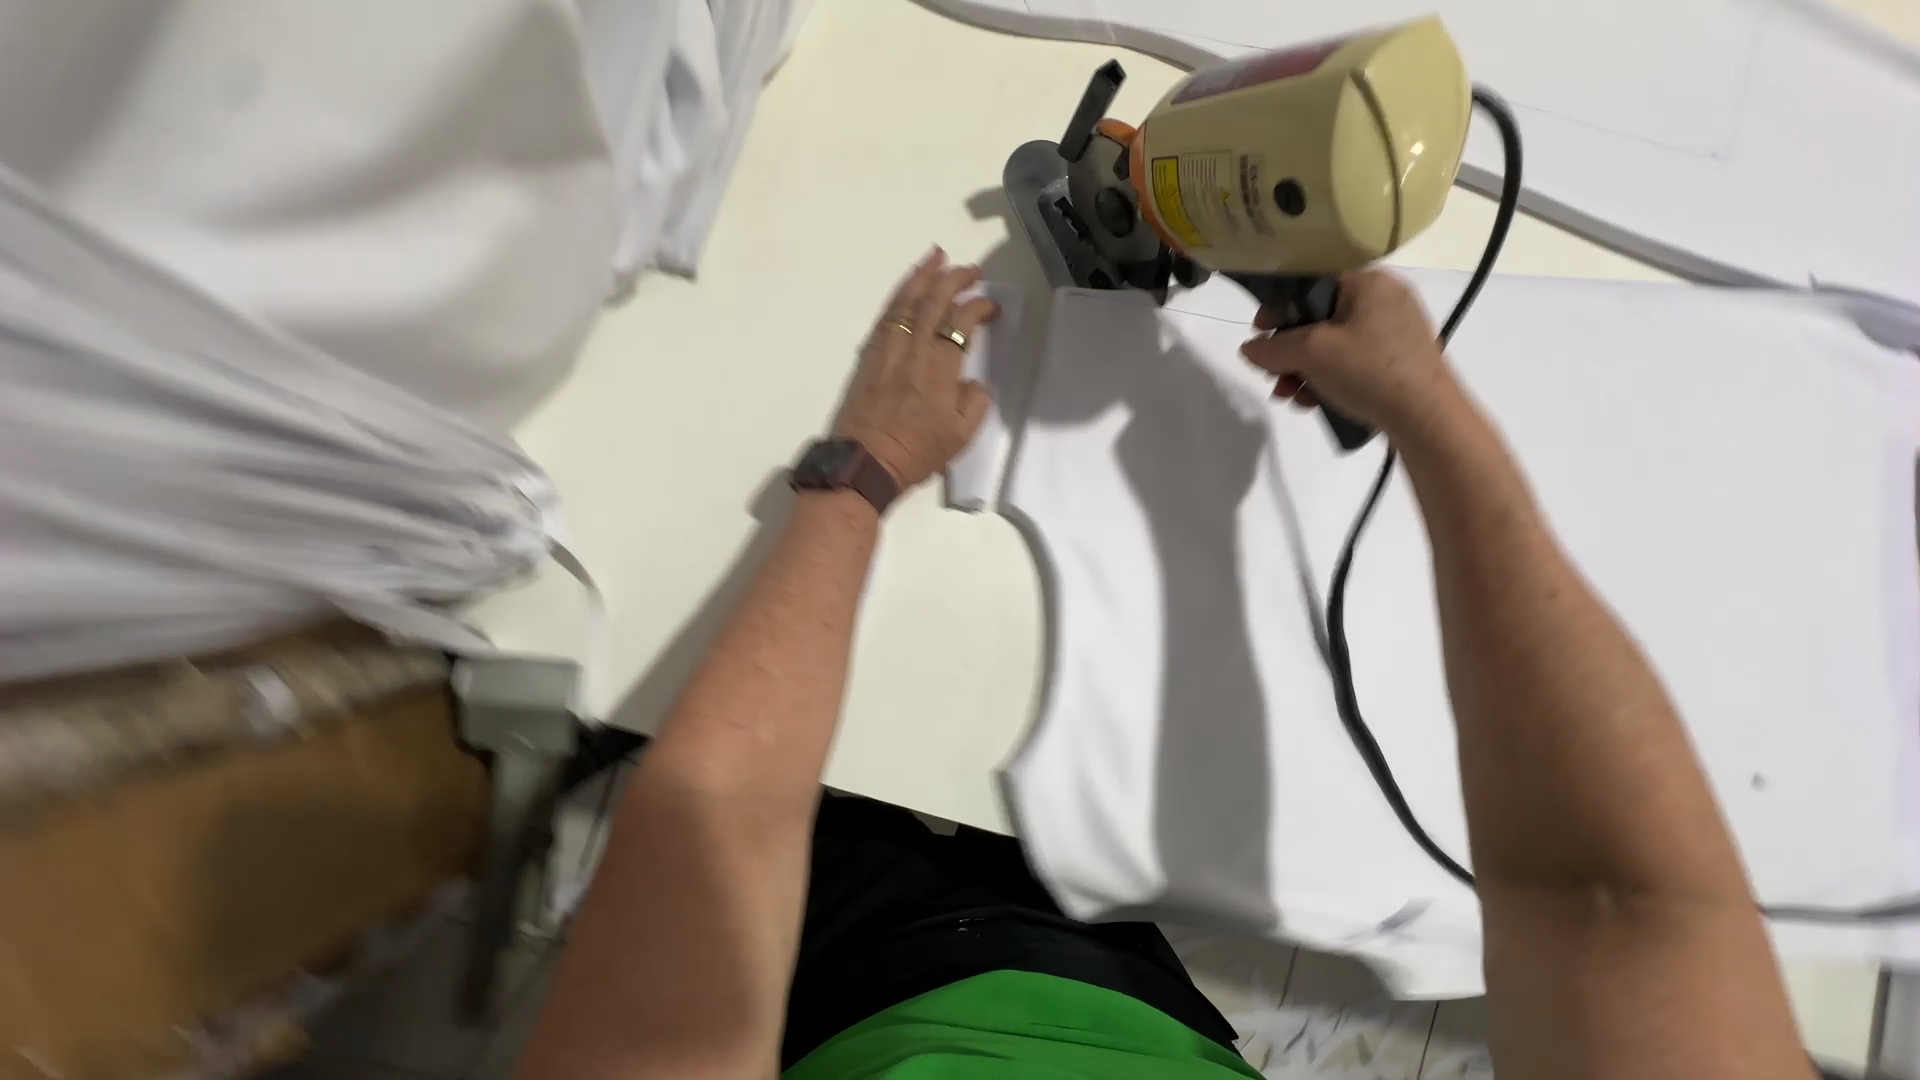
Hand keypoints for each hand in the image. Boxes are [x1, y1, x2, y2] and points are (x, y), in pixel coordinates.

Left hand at [833, 248, 997, 488]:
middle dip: (955, 279)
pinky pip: (887, 317)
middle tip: (972, 270)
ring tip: (936, 257)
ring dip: (923, 276)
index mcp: (941, 368)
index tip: (992, 309)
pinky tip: (907, 290)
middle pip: (935, 301)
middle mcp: (914, 351)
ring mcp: (889, 350)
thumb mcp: (961, 436)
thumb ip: (976, 403)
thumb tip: (976, 382)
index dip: (980, 308)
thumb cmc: (916, 452)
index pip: (962, 322)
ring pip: (906, 302)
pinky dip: (899, 297)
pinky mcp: (870, 357)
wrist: (865, 463)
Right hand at [1240, 269, 1463, 437]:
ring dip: (1303, 371)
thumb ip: (1272, 347)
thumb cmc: (1368, 370)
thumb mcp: (1311, 353)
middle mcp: (1384, 299)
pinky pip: (1350, 362)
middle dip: (1288, 352)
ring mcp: (1394, 331)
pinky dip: (1327, 378)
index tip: (1258, 335)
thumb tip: (1250, 348)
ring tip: (1292, 396)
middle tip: (1274, 377)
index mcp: (1368, 283)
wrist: (1426, 416)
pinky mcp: (1397, 360)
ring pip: (1331, 345)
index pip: (1309, 286)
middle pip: (1317, 320)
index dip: (1278, 309)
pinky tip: (1315, 401)